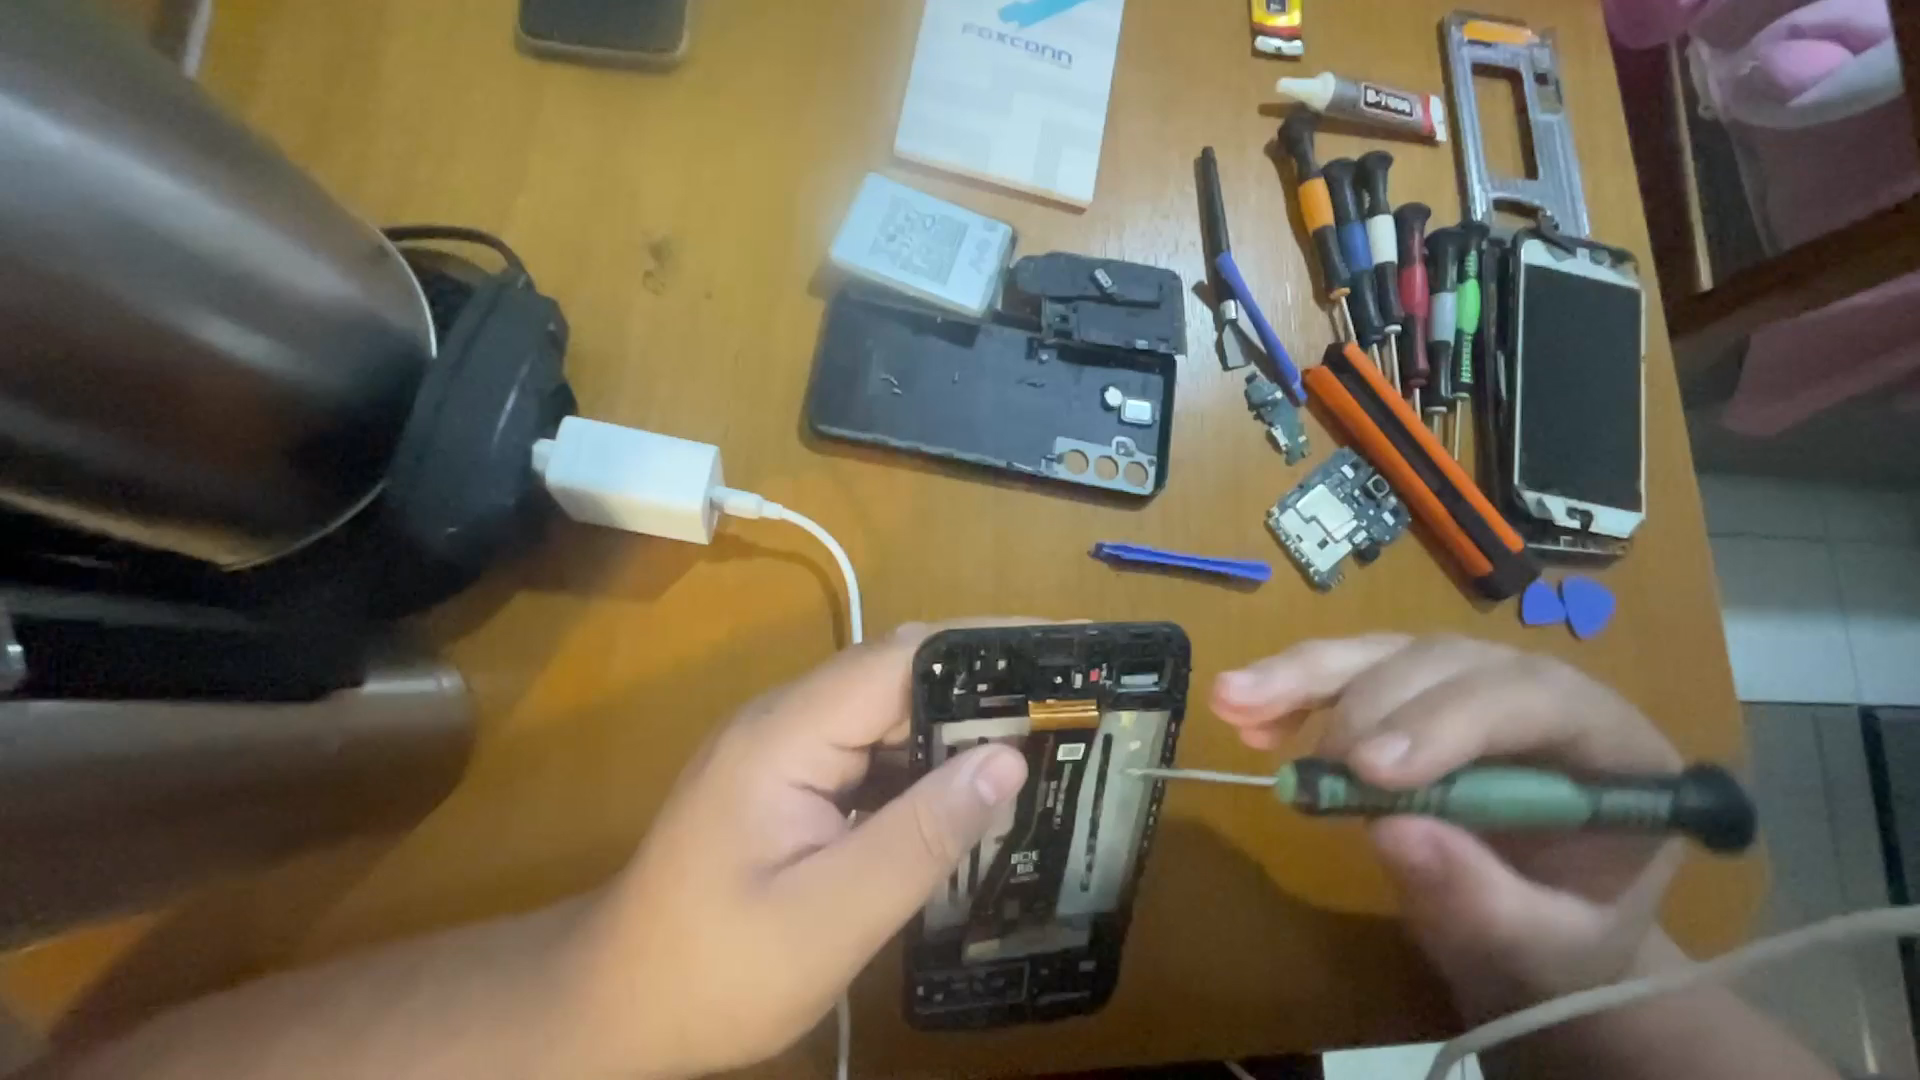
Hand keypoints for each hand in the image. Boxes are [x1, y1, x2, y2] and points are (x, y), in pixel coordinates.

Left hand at [567, 625, 1028, 1078]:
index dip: (986, 646)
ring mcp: (788, 745)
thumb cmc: (713, 972)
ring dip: (962, 720)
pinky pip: (874, 747)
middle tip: (1071, 701)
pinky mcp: (795, 776)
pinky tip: (973, 788)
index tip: (1065, 652)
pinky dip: (929, 759)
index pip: (900, 658)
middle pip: (900, 672)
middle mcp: (788, 718)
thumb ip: (918, 837)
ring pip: (891, 708)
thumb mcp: (827, 919)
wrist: (613, 1005)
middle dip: (986, 680)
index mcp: (787, 734)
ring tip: (1044, 739)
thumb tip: (1007, 760)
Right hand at [1213, 635, 1684, 1020]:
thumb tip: (1392, 832)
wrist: (1528, 929)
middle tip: (1309, 768)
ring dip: (1302, 674)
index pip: (1530, 698)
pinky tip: (1245, 714)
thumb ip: (1483, 898)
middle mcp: (1533, 690)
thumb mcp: (1539, 944)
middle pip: (1442, 662)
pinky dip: (1289, 689)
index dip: (1447, 720)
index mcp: (1610, 744)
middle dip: (1366, 703)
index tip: (1370, 772)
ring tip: (1231, 699)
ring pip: (1380, 652)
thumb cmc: (1554, 939)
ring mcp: (1460, 682)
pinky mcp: (1402, 689)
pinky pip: (1341, 671)